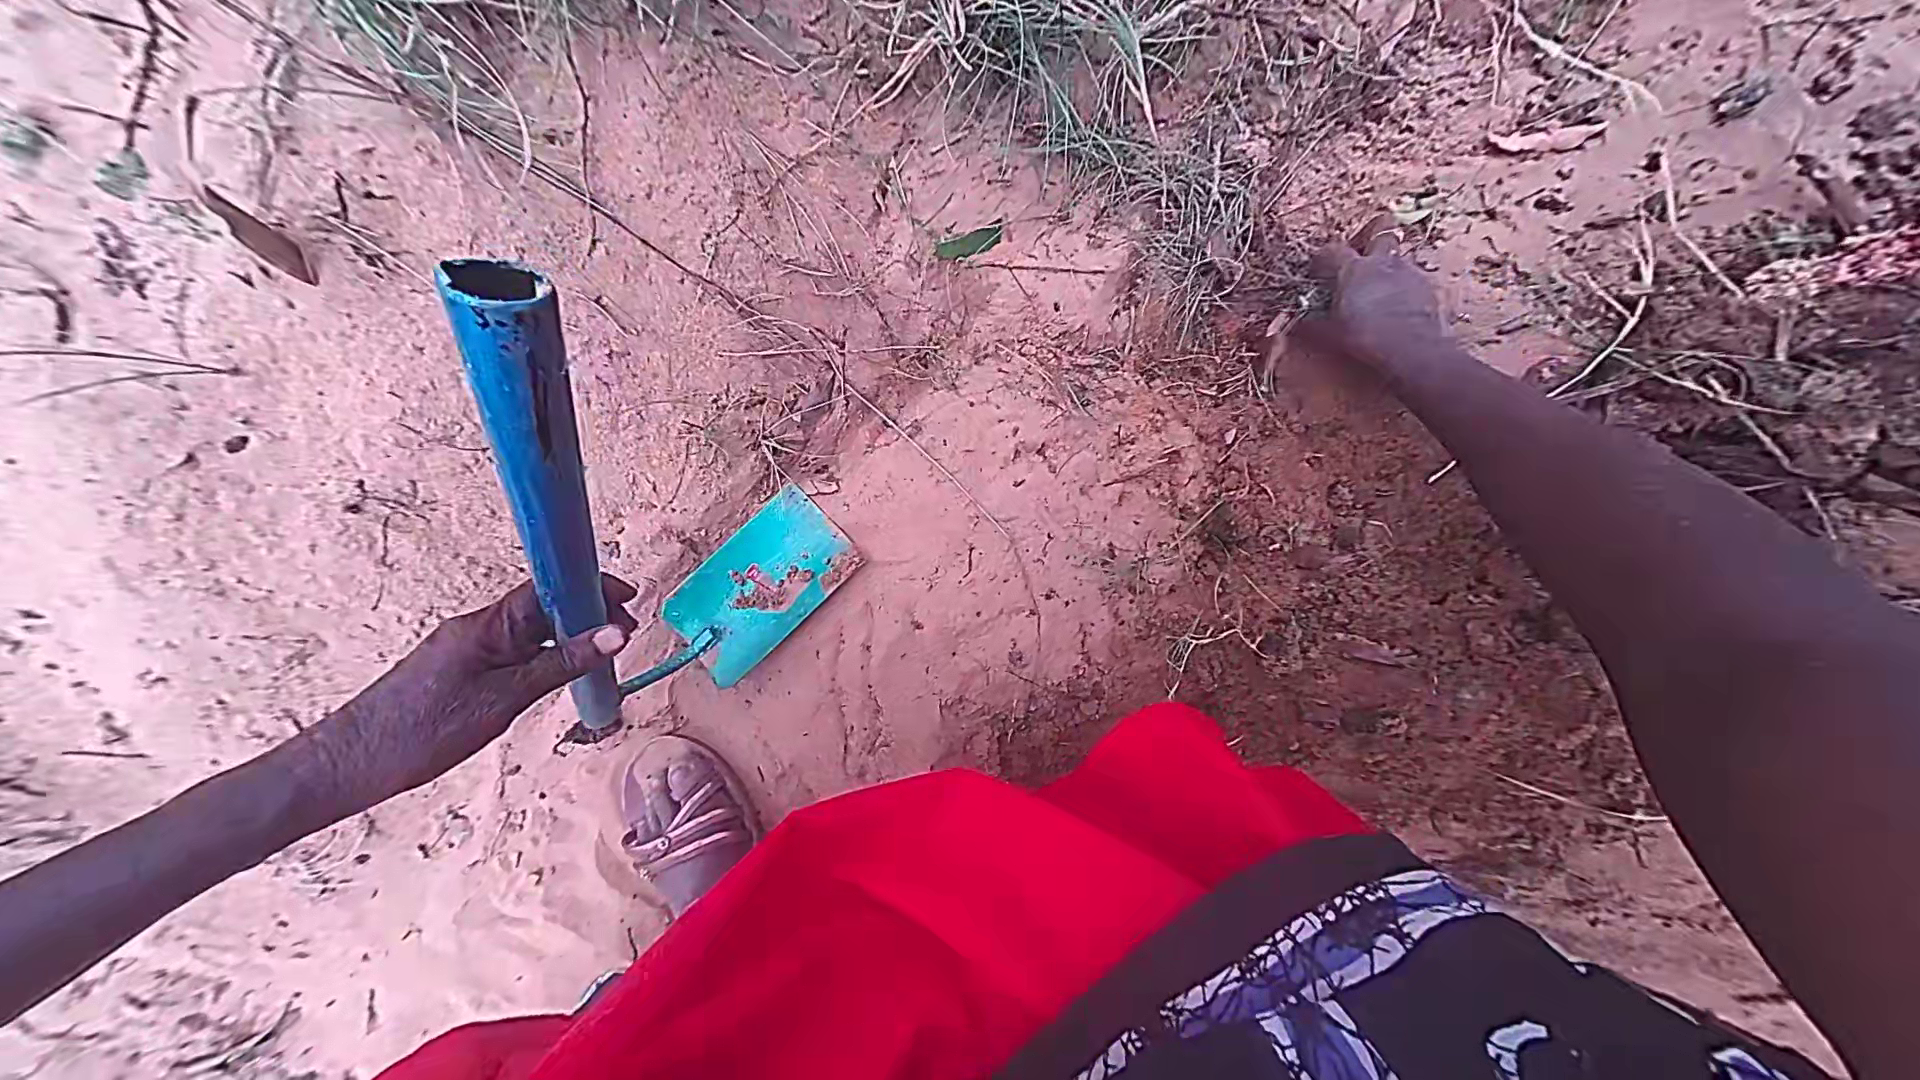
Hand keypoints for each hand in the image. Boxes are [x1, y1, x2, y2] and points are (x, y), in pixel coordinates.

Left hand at [290, 575, 638, 817]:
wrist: (342, 768)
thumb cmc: (422, 732)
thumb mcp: (504, 699)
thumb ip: (562, 664)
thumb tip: (615, 634)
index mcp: (487, 626)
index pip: (548, 588)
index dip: (591, 586)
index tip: (629, 596)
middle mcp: (478, 628)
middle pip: (544, 605)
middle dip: (590, 612)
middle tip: (625, 633)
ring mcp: (468, 647)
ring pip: (532, 628)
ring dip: (572, 634)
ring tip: (605, 653)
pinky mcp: (462, 667)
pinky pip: (517, 647)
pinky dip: (548, 652)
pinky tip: (564, 670)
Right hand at [1293, 213, 1450, 371]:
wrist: (1413, 346)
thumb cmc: (1365, 336)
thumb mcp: (1328, 333)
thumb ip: (1310, 323)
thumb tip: (1294, 323)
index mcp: (1354, 269)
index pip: (1332, 250)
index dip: (1322, 258)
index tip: (1316, 271)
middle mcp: (1383, 262)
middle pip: (1380, 231)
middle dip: (1368, 238)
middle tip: (1357, 258)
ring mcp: (1408, 271)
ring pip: (1396, 256)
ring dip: (1384, 266)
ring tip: (1375, 290)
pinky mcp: (1427, 285)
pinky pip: (1411, 277)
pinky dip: (1401, 286)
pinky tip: (1395, 306)